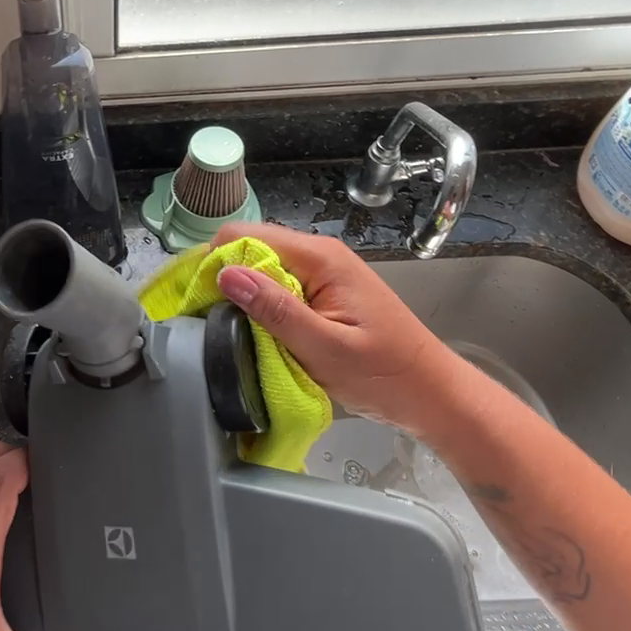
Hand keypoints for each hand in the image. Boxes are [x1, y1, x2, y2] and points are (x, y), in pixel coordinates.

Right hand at [213, 222, 454, 429]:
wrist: (432, 395)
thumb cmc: (385, 375)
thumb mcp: (325, 347)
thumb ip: (275, 309)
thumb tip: (226, 274)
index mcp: (319, 258)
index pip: (245, 235)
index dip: (216, 264)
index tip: (199, 301)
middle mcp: (318, 255)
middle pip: (250, 249)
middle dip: (225, 281)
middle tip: (209, 321)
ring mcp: (321, 273)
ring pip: (261, 269)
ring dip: (243, 297)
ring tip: (231, 331)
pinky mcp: (322, 292)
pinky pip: (277, 287)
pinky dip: (261, 307)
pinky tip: (257, 333)